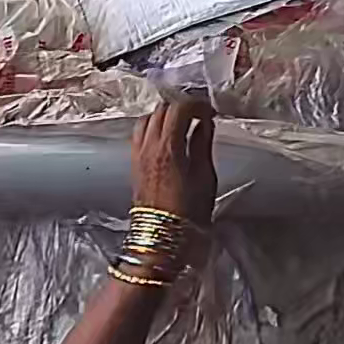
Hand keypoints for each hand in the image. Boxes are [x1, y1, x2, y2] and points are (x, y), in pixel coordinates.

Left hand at [131, 101, 216, 223]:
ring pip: (148, 118)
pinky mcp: (134, 162)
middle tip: (200, 114)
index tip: (210, 111)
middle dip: (182, 107)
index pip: (179, 109)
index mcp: (169, 147)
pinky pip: (140, 132)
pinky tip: (167, 135)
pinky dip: (153, 126)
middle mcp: (149, 146)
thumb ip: (203, 144)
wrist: (162, 238)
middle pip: (161, 110)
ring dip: (165, 115)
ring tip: (183, 123)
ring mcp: (138, 153)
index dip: (197, 105)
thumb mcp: (205, 177)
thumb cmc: (189, 212)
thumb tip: (205, 123)